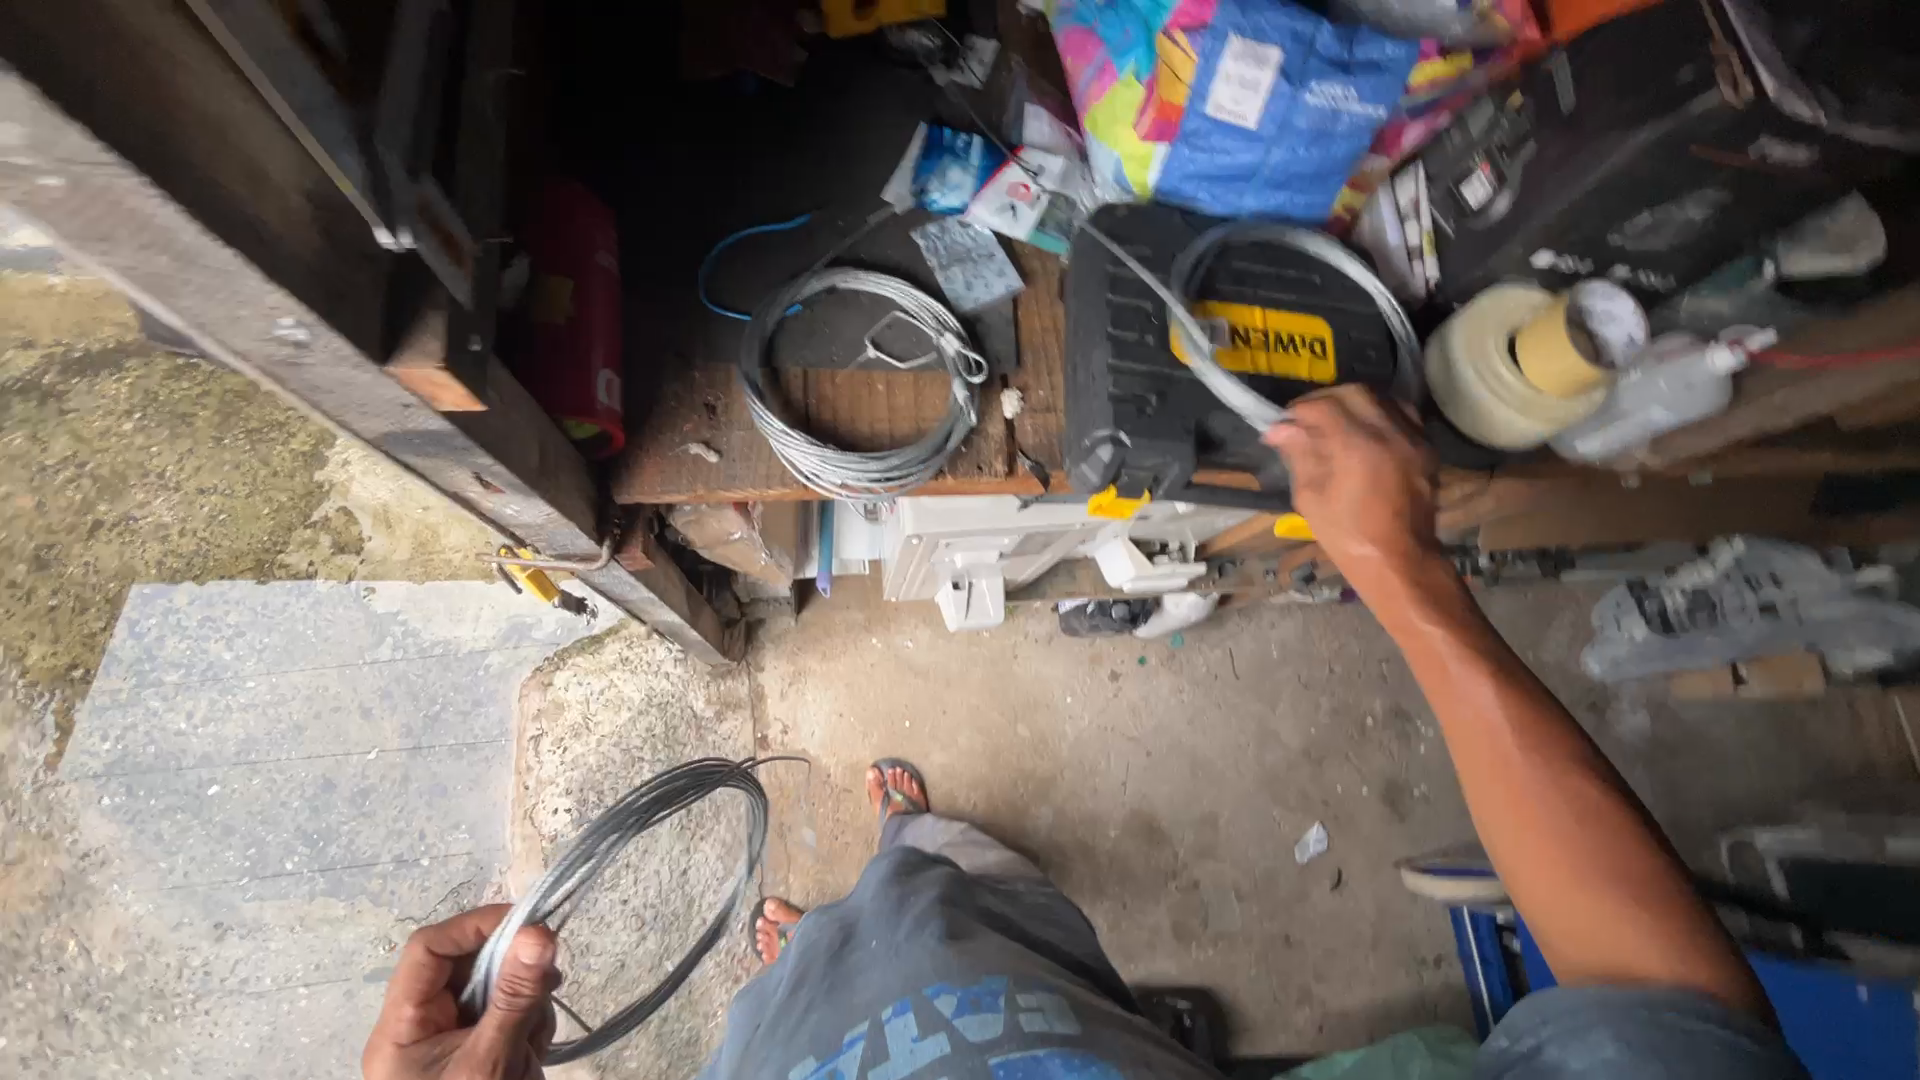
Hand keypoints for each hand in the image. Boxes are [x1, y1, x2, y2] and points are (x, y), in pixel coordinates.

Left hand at [363, 905, 560, 1079]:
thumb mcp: (491, 1063)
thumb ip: (516, 996)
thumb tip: (541, 929)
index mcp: (402, 1026)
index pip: (429, 948)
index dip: (477, 925)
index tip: (532, 928)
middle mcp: (420, 1026)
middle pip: (468, 963)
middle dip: (515, 971)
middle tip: (549, 984)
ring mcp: (449, 1040)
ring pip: (496, 986)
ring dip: (528, 1002)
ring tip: (533, 1043)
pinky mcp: (476, 1051)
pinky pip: (509, 1012)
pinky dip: (530, 1022)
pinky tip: (531, 1053)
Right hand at [1262, 385, 1441, 595]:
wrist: (1397, 557)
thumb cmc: (1345, 534)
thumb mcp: (1310, 497)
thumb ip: (1299, 455)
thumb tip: (1279, 429)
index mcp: (1356, 448)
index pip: (1324, 406)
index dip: (1299, 410)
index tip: (1283, 422)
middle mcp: (1389, 433)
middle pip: (1355, 392)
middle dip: (1325, 399)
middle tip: (1306, 416)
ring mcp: (1413, 439)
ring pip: (1382, 398)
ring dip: (1353, 402)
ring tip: (1334, 420)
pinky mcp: (1425, 448)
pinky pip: (1401, 414)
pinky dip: (1378, 413)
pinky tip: (1362, 430)